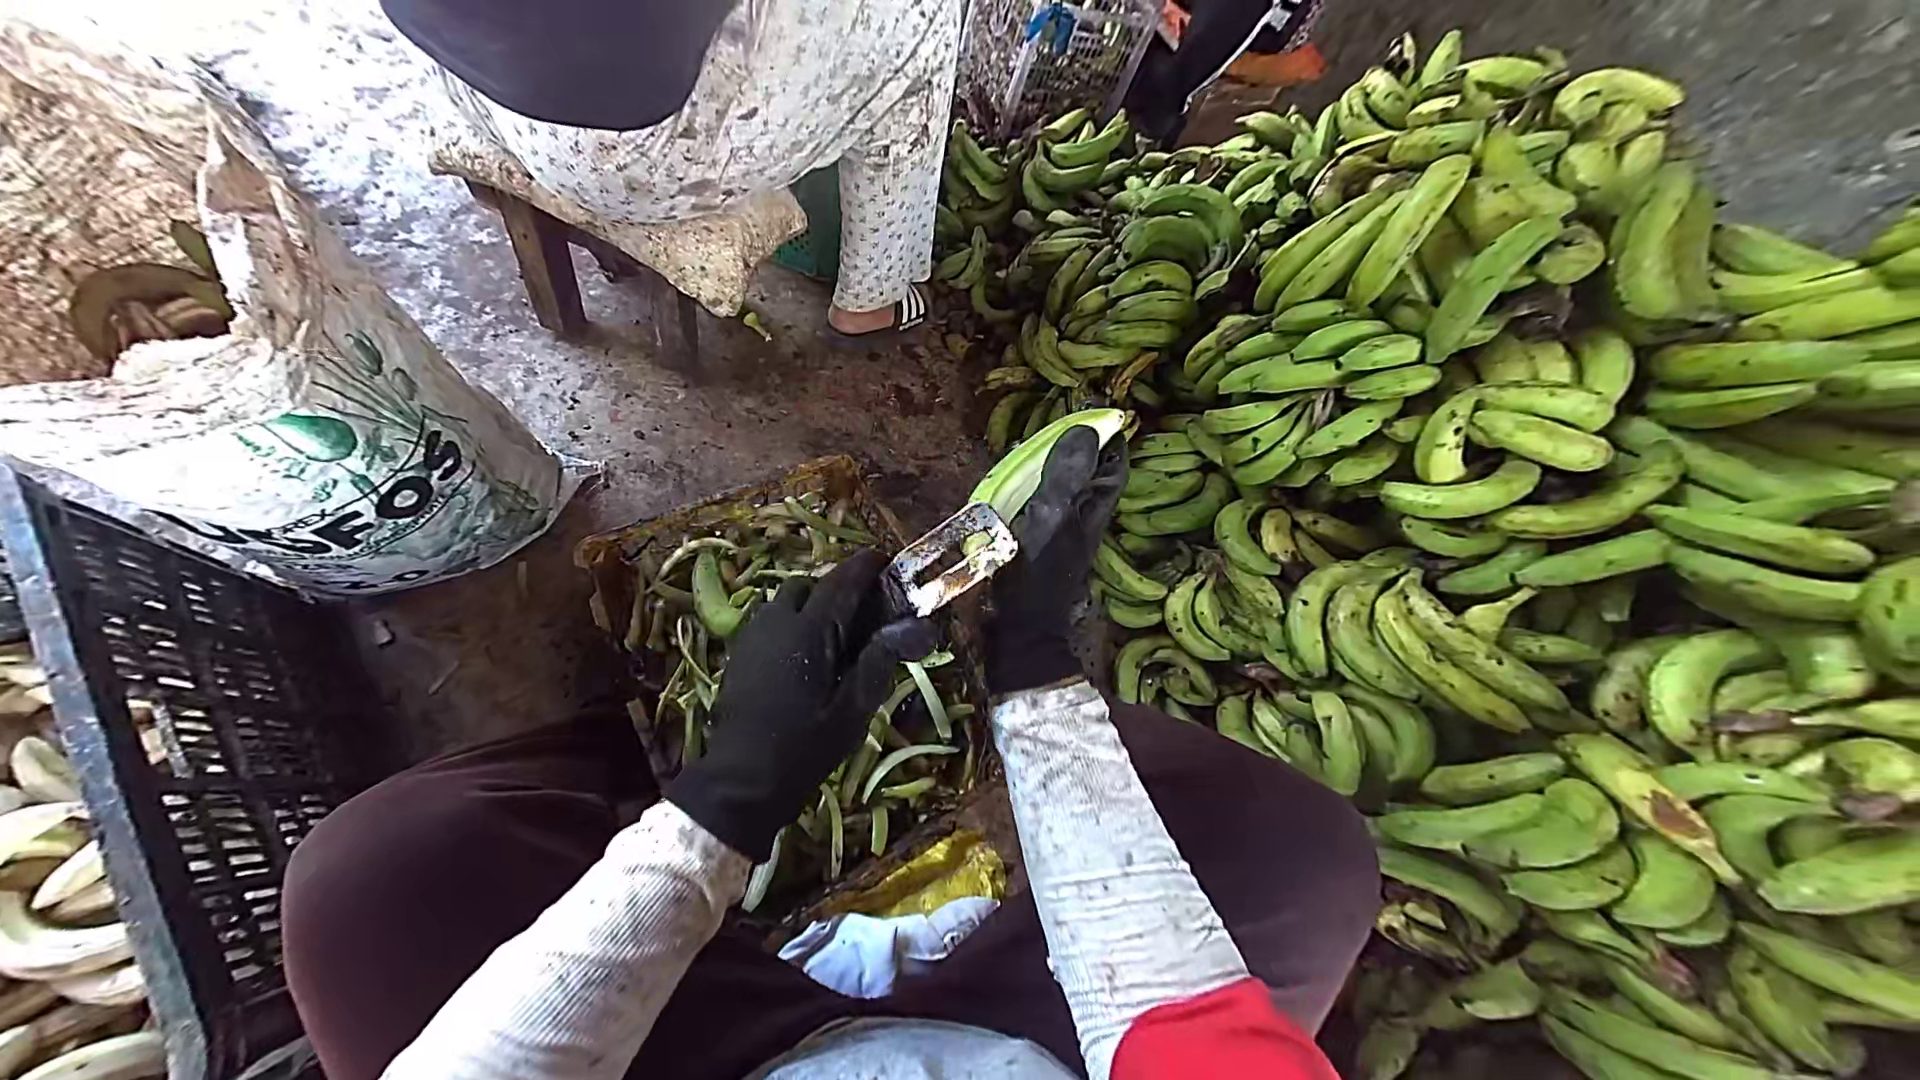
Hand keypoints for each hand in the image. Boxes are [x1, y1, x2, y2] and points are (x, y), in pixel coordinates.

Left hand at [667, 549, 936, 859]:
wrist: (740, 782)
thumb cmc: (803, 749)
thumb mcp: (852, 710)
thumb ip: (879, 661)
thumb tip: (916, 626)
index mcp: (808, 632)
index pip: (840, 583)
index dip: (865, 567)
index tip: (885, 561)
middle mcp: (776, 623)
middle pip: (809, 585)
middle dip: (837, 588)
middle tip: (863, 612)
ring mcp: (752, 637)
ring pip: (785, 601)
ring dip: (812, 604)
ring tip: (834, 634)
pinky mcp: (739, 654)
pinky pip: (769, 620)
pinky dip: (792, 622)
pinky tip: (806, 655)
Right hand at [987, 426, 1126, 694]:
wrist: (1021, 625)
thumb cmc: (1038, 570)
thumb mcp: (1053, 514)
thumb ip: (1067, 473)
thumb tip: (1085, 430)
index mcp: (1093, 508)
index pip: (1113, 463)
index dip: (1109, 438)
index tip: (1096, 413)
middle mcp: (1082, 517)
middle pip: (1089, 474)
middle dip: (1077, 449)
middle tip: (1057, 428)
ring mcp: (1061, 532)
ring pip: (1064, 488)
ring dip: (1051, 468)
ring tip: (1031, 450)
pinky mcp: (1039, 544)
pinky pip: (1040, 506)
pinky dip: (1031, 490)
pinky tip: (1013, 488)